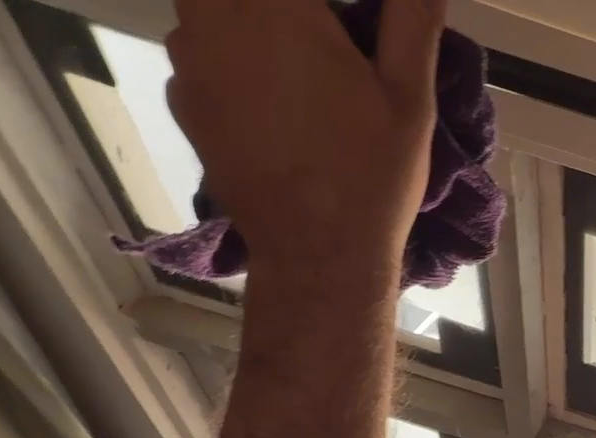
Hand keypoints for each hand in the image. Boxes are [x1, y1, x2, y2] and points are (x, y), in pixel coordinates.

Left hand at [165, 0, 445, 278]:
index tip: (340, 21)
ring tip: (300, 70)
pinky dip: (232, 60)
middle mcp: (213, 17)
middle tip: (321, 37)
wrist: (318, 254)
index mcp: (274, 6)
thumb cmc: (371, 173)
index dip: (318, 7)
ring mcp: (189, 61)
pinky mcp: (184, 102)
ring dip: (248, 22)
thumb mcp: (410, 97)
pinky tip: (274, 103)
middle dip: (281, 12)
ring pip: (211, 10)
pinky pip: (202, 55)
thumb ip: (411, 18)